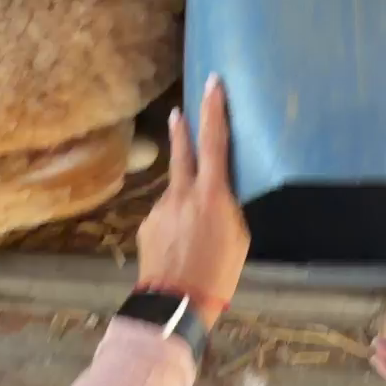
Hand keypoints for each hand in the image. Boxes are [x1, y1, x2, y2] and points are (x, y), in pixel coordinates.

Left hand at [136, 75, 250, 327]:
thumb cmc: (219, 272)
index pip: (215, 141)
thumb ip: (227, 207)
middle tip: (178, 110)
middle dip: (184, 128)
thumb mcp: (239, 236)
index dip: (215, 110)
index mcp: (212, 194)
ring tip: (195, 222)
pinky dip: (175, 221)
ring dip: (184, 195)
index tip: (212, 83)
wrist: (175, 302)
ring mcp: (160, 208)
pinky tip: (180, 243)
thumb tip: (218, 196)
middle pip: (183, 151)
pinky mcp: (147, 224)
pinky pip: (165, 214)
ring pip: (175, 190)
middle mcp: (182, 193)